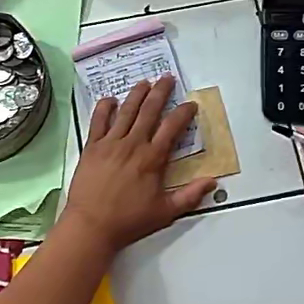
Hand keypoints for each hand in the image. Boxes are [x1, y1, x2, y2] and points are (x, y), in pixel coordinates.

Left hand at [61, 76, 217, 253]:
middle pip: (149, 111)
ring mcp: (110, 144)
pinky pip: (98, 121)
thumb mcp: (166, 212)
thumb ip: (190, 195)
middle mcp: (132, 145)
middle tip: (167, 79)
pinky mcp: (91, 147)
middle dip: (160, 93)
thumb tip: (212, 182)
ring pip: (125, 112)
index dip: (183, 113)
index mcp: (152, 159)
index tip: (190, 104)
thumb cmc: (129, 220)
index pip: (172, 128)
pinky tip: (109, 99)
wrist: (91, 224)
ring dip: (136, 95)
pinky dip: (104, 108)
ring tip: (144, 82)